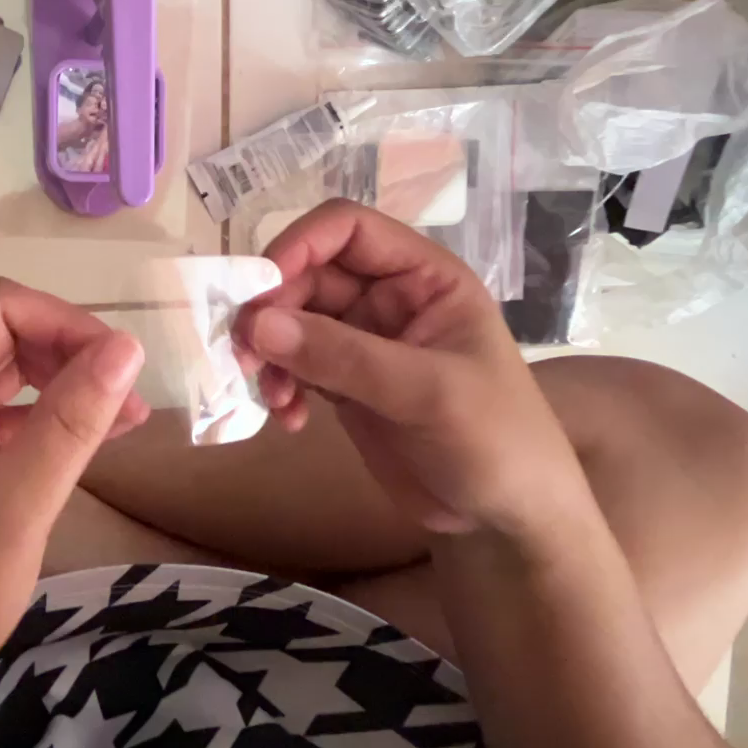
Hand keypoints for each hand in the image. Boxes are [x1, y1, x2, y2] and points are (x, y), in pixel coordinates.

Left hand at [0, 278, 148, 723]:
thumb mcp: (18, 508)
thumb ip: (70, 423)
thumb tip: (126, 347)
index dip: (62, 321)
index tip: (117, 364)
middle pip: (4, 333)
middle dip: (71, 351)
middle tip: (129, 395)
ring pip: (12, 370)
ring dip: (70, 382)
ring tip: (131, 415)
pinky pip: (11, 412)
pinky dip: (55, 415)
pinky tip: (102, 435)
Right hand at [236, 200, 585, 537]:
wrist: (504, 518)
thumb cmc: (494, 441)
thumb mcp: (427, 393)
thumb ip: (343, 356)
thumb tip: (257, 325)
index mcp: (422, 277)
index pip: (347, 229)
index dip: (298, 246)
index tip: (259, 290)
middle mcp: (387, 298)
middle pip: (307, 276)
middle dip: (272, 310)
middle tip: (244, 354)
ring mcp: (362, 341)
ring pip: (291, 320)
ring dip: (268, 352)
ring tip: (268, 395)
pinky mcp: (343, 382)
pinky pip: (293, 365)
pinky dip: (279, 384)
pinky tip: (288, 419)